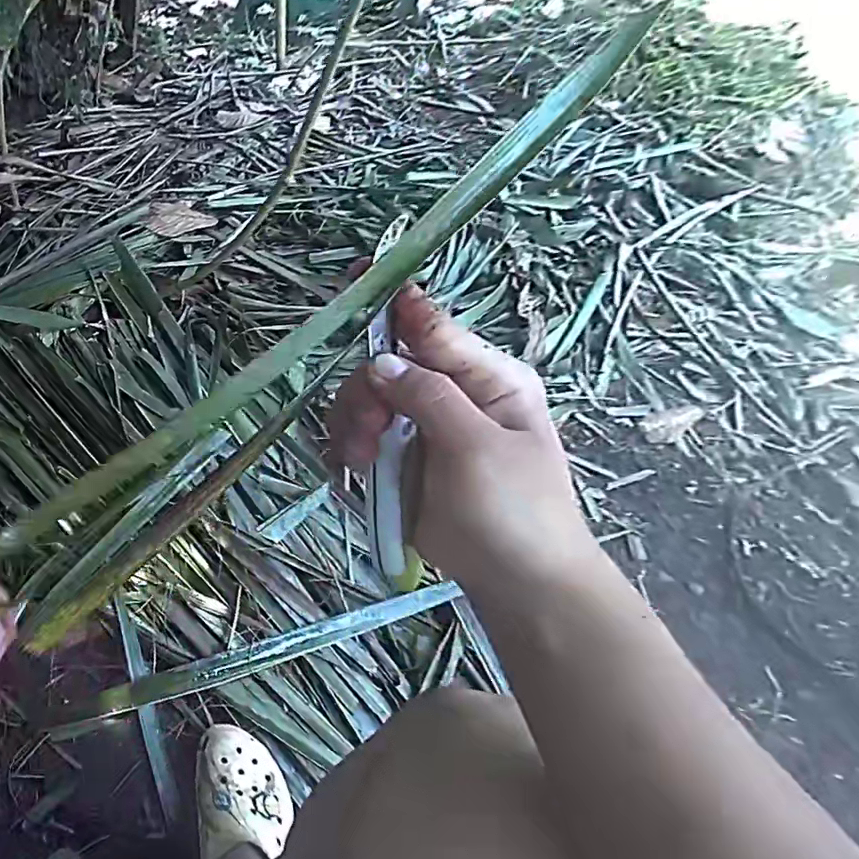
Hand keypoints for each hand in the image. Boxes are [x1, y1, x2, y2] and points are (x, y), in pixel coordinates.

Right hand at [327, 284, 600, 595]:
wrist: (514, 578)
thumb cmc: (514, 507)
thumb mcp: (478, 445)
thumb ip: (430, 396)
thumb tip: (380, 361)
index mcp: (484, 377)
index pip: (432, 328)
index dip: (396, 305)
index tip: (356, 280)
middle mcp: (445, 393)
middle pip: (381, 367)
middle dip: (364, 395)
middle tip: (369, 432)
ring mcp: (415, 427)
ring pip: (358, 402)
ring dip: (351, 426)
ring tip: (364, 462)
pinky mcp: (392, 459)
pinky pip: (352, 437)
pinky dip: (345, 449)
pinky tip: (354, 471)